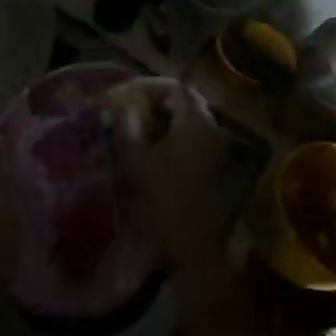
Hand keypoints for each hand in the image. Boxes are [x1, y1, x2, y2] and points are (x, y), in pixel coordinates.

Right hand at [115, 79, 228, 265]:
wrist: (190, 248)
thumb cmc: (159, 199)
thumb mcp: (133, 158)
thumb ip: (126, 124)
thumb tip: (121, 104)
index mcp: (196, 124)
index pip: (174, 88)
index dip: (145, 86)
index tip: (119, 95)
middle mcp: (213, 132)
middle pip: (183, 105)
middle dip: (152, 103)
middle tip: (124, 110)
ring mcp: (216, 154)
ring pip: (186, 125)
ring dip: (159, 122)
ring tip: (130, 130)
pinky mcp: (212, 173)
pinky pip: (189, 144)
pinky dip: (168, 139)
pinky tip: (146, 152)